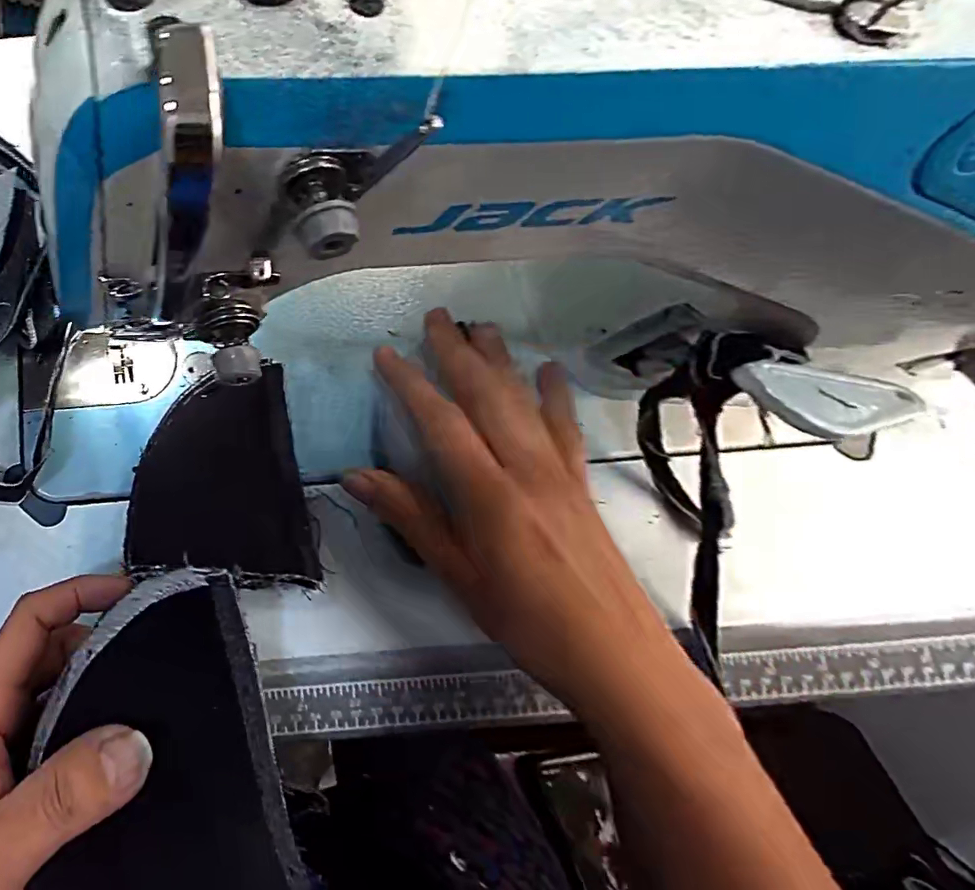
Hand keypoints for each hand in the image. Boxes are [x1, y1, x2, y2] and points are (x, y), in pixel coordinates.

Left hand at [0, 575, 152, 888]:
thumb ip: (61, 795)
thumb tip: (135, 741)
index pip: (29, 621)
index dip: (77, 592)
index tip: (127, 590)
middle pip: (50, 648)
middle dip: (99, 632)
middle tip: (152, 642)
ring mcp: (5, 749)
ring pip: (59, 688)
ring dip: (99, 677)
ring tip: (150, 687)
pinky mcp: (16, 781)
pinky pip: (64, 729)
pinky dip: (96, 720)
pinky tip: (126, 747)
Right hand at [343, 308, 689, 722]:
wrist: (617, 657)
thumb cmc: (525, 621)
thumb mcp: (456, 574)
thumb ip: (410, 517)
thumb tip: (357, 476)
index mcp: (488, 493)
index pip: (441, 422)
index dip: (410, 384)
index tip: (387, 354)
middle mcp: (525, 469)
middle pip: (486, 396)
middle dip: (457, 352)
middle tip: (436, 317)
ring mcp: (558, 473)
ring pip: (523, 401)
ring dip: (499, 360)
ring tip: (481, 326)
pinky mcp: (579, 484)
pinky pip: (564, 427)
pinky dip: (554, 394)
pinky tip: (548, 370)